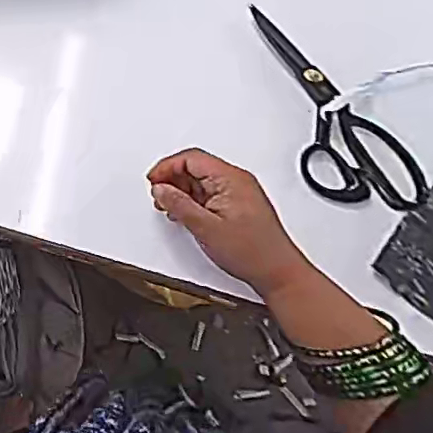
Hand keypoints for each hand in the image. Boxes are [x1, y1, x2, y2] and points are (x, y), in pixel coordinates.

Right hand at [148, 148, 314, 297]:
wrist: (278, 274)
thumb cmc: (253, 252)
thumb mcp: (205, 227)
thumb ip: (179, 204)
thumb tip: (161, 189)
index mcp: (230, 178)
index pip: (191, 158)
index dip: (167, 167)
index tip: (154, 181)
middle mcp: (237, 180)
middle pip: (195, 167)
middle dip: (172, 179)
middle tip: (160, 196)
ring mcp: (239, 192)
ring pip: (201, 181)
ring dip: (182, 191)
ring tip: (171, 209)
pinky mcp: (238, 204)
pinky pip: (209, 193)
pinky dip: (194, 201)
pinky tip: (187, 215)